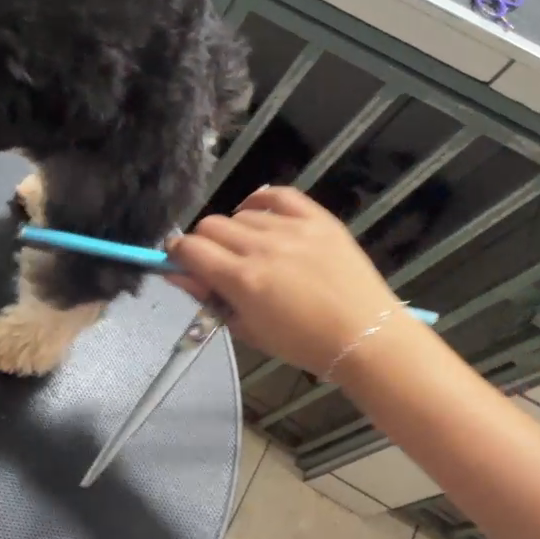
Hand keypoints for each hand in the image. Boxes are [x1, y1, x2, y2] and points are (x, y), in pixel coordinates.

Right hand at [168, 187, 405, 377]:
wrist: (364, 336)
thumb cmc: (300, 343)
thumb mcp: (245, 329)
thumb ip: (208, 297)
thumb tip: (175, 273)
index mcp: (242, 280)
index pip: (189, 249)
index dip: (177, 254)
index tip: (180, 263)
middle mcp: (263, 248)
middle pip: (210, 225)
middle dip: (203, 243)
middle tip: (216, 263)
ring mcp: (293, 230)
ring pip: (240, 214)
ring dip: (233, 231)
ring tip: (247, 250)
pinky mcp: (319, 220)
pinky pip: (279, 195)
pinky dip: (261, 202)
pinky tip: (259, 217)